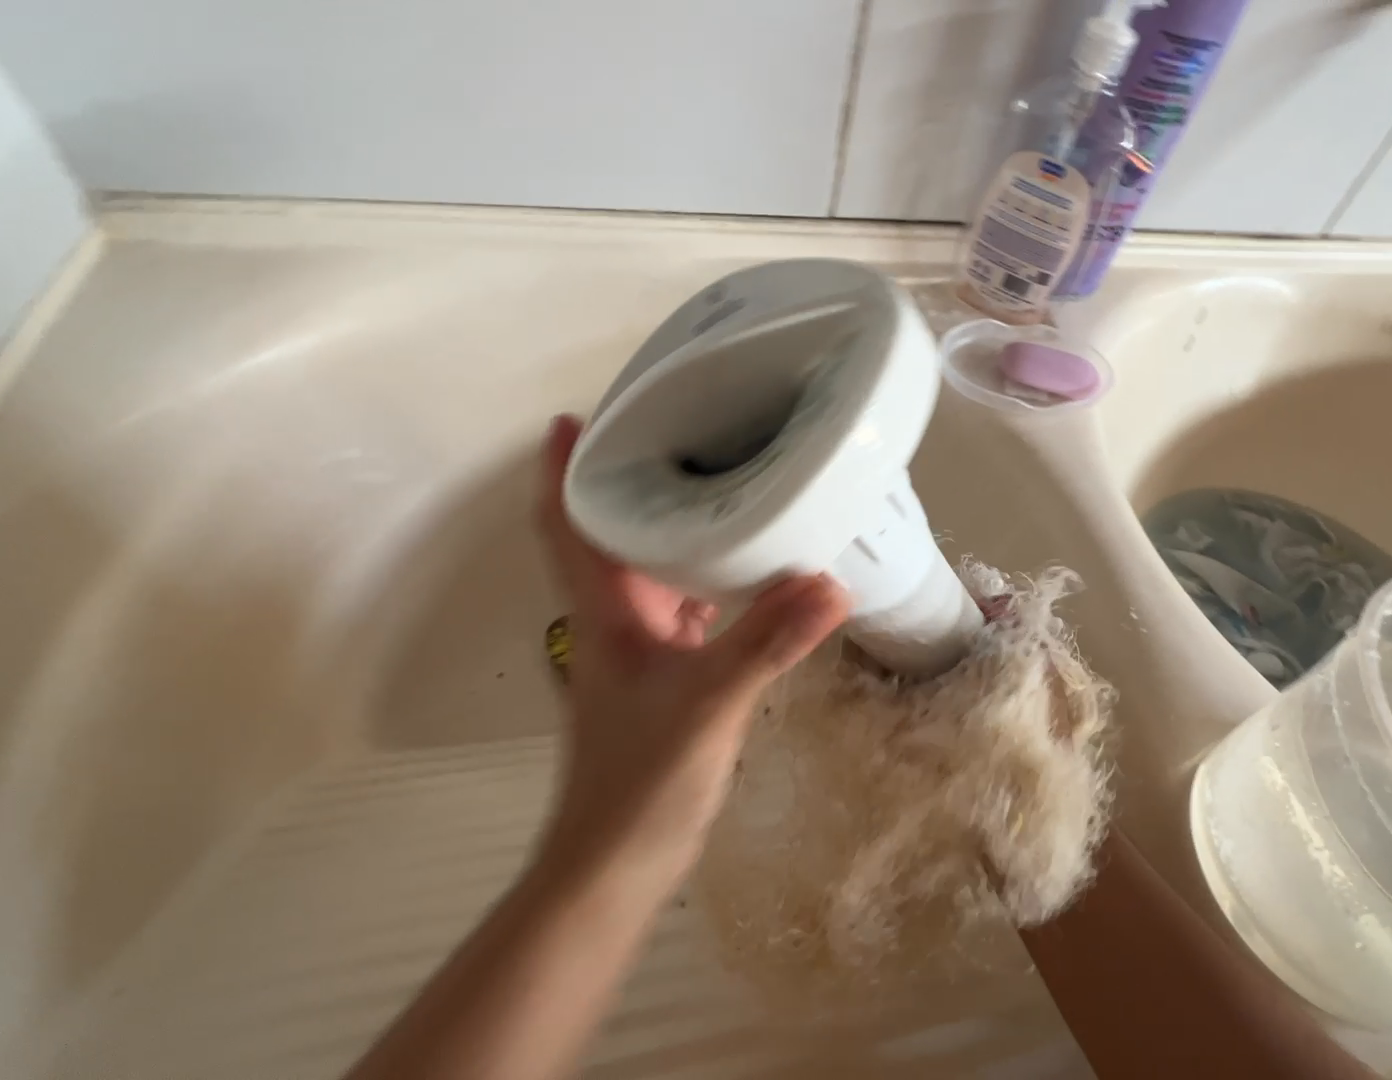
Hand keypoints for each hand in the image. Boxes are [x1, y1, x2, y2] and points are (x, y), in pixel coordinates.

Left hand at [534, 415, 848, 891]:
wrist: (615, 863)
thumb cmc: (641, 778)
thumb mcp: (709, 703)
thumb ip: (766, 642)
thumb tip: (830, 582)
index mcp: (604, 612)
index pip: (566, 525)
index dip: (562, 470)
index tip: (572, 418)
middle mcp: (614, 620)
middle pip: (612, 537)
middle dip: (634, 486)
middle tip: (680, 435)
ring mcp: (638, 651)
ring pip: (651, 573)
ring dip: (673, 533)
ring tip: (722, 489)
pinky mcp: (665, 677)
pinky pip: (684, 610)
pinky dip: (709, 584)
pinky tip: (750, 575)